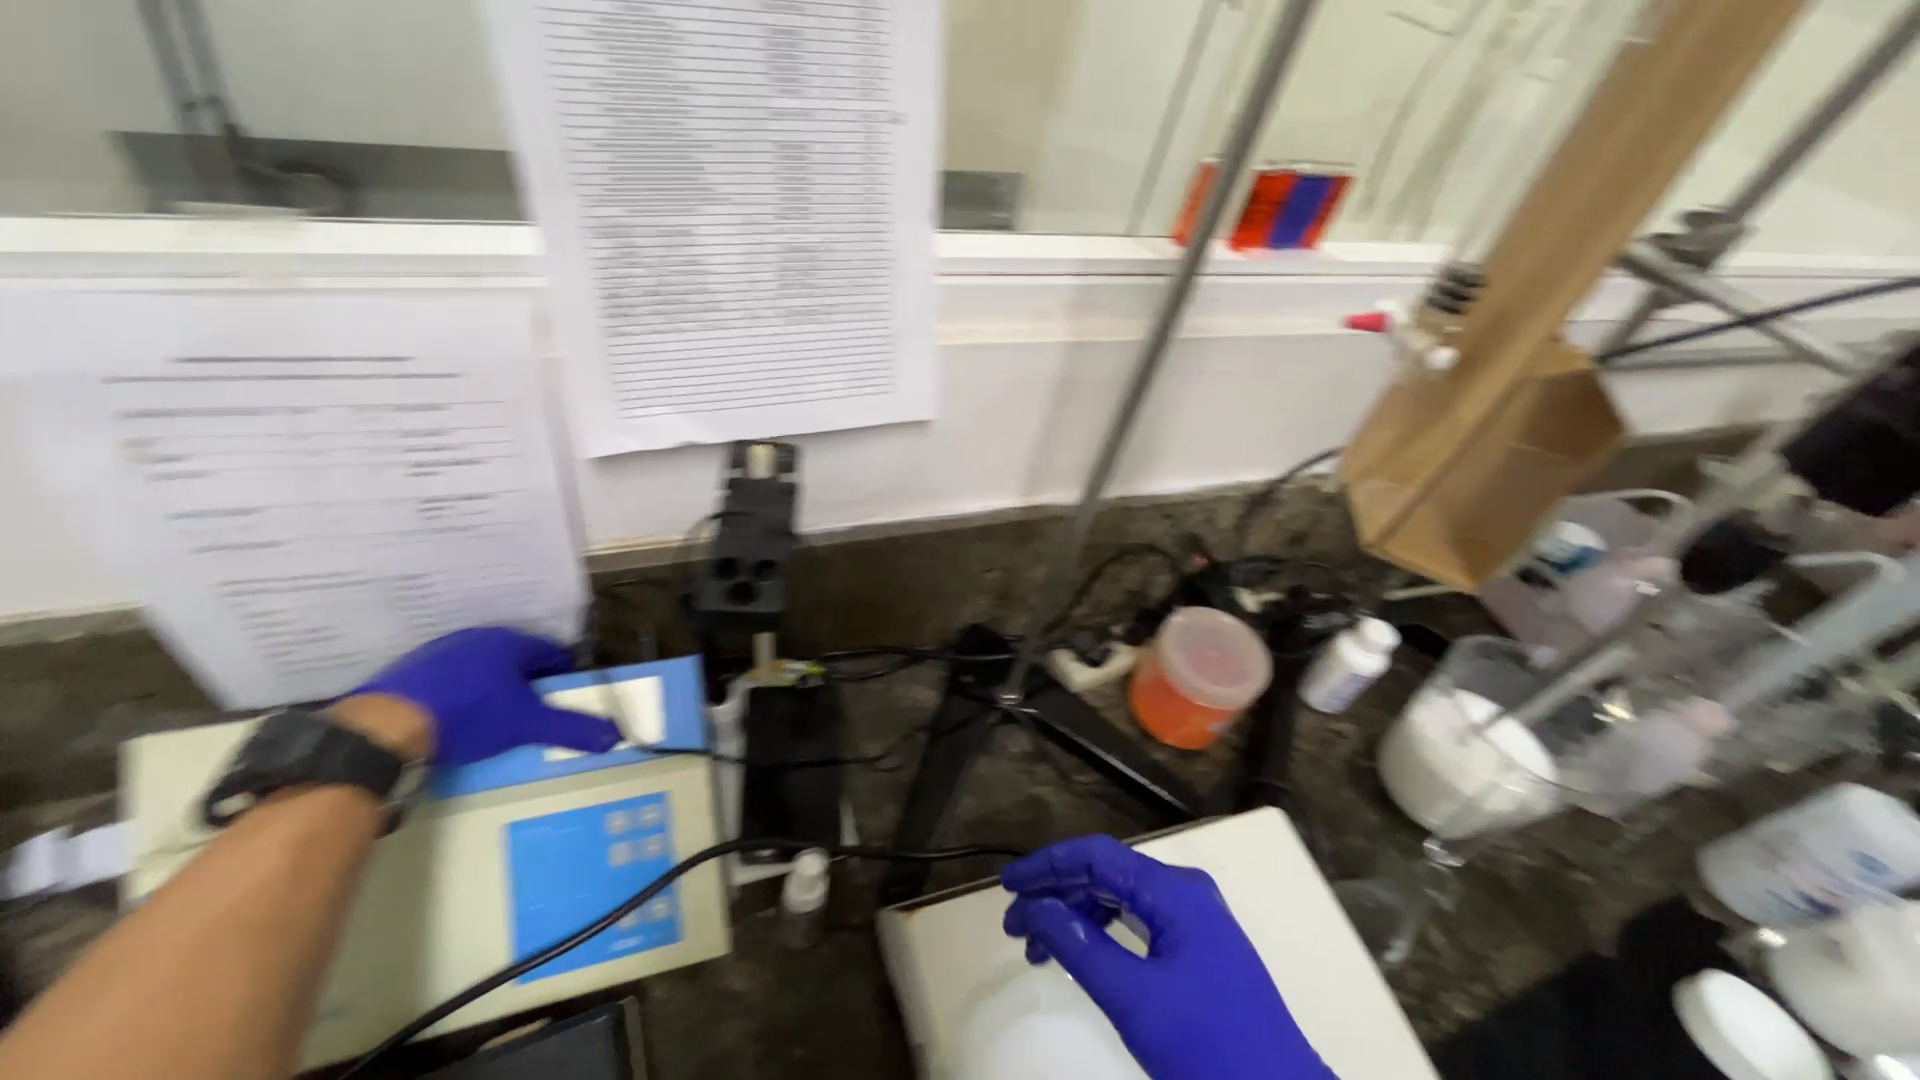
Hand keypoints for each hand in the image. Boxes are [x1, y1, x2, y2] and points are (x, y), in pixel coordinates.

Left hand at [347, 627, 621, 765]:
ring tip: (498, 721)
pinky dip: (463, 696)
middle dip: (529, 685)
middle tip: (535, 715)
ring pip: (483, 669)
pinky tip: (459, 721)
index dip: (563, 677)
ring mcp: (439, 653)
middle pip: (516, 660)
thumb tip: (615, 736)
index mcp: (509, 641)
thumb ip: (571, 728)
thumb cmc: (469, 716)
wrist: (385, 726)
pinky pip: (451, 680)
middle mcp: (475, 638)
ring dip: (495, 690)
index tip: (565, 701)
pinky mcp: (410, 672)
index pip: (552, 652)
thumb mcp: (527, 725)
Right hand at [1001, 835, 1333, 1079]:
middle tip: (1013, 926)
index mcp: (1174, 891)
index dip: (1047, 865)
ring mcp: (1196, 921)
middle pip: (1107, 873)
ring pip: (1121, 899)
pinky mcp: (1199, 950)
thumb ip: (1078, 945)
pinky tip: (1081, 956)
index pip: (1097, 855)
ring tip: (1037, 950)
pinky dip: (1103, 935)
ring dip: (1076, 916)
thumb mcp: (1131, 996)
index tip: (1006, 887)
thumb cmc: (1205, 1046)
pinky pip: (1139, 923)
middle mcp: (1186, 893)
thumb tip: (1034, 907)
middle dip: (1057, 893)